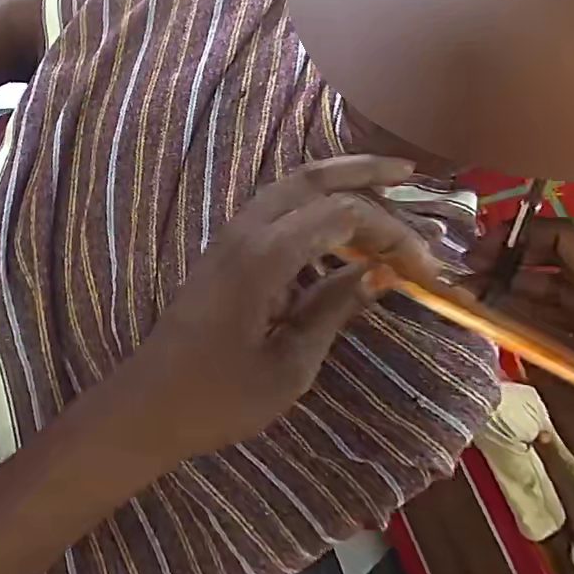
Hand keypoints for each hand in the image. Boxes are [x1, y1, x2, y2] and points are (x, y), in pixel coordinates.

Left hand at [101, 155, 438, 466]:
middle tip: (409, 173)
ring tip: (382, 188)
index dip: (389, 232)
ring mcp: (228, 239)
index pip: (340, 216)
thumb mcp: (290, 364)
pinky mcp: (224, 252)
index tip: (425, 268)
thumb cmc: (219, 397)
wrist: (149, 403)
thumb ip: (333, 309)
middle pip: (307, 180)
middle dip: (361, 171)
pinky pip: (273, 212)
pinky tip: (336, 224)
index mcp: (262, 257)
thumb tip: (379, 274)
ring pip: (287, 189)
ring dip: (335, 183)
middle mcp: (243, 233)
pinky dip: (310, 205)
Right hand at [464, 217, 573, 405]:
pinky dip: (568, 321)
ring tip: (490, 307)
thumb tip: (477, 292)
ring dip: (539, 297)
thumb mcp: (557, 373)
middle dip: (521, 269)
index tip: (476, 255)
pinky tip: (528, 331)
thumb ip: (518, 322)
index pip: (571, 237)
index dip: (517, 238)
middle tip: (473, 282)